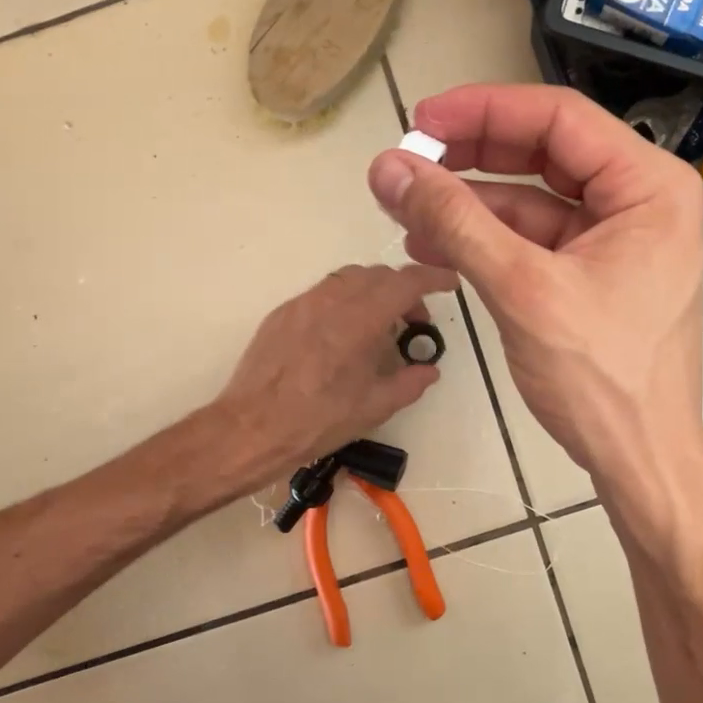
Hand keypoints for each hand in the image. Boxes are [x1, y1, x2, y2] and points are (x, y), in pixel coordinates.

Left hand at [218, 264, 457, 475]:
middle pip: (377, 275)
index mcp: (360, 320)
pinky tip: (344, 335)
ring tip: (380, 326)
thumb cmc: (319, 421)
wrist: (253, 427)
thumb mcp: (374, 408)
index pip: (405, 283)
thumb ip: (409, 383)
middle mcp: (331, 300)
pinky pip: (323, 294)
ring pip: (348, 279)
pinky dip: (346, 302)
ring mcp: (303, 303)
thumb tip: (429, 370)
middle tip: (414, 322)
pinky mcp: (283, 314)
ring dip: (373, 292)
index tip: (449, 284)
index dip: (432, 279)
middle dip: (403, 290)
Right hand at [367, 84, 702, 488]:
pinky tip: (438, 247)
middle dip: (473, 159)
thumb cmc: (602, 380)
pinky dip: (489, 245)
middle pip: (546, 156)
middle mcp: (642, 205)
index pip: (560, 119)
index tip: (422, 121)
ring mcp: (619, 245)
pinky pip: (536, 245)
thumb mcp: (523, 291)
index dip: (483, 111)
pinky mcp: (597, 281)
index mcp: (650, 188)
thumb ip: (455, 222)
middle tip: (410, 162)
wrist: (640, 461)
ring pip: (534, 203)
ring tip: (407, 211)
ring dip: (471, 207)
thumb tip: (389, 168)